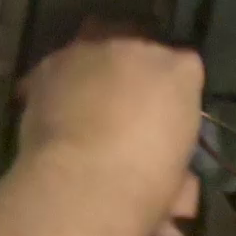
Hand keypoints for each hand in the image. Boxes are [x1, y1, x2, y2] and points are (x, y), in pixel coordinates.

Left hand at [18, 22, 203, 225]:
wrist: (86, 182)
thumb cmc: (148, 186)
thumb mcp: (180, 176)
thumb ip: (175, 154)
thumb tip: (177, 177)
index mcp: (181, 72)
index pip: (183, 66)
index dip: (171, 92)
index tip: (161, 117)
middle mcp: (139, 49)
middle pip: (137, 52)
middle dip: (131, 78)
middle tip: (121, 112)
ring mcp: (92, 50)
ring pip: (95, 53)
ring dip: (92, 75)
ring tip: (82, 110)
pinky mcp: (52, 63)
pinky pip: (58, 69)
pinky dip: (56, 87)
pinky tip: (52, 113)